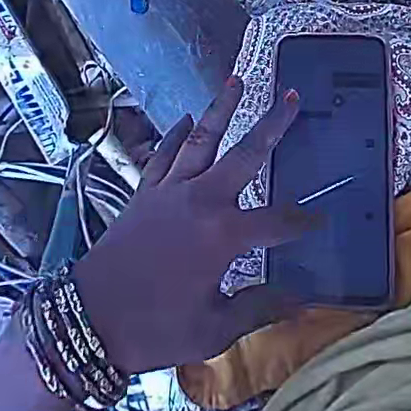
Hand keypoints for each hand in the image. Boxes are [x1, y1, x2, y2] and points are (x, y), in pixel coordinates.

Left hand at [71, 77, 318, 373]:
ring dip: (221, 110)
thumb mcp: (214, 329)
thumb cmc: (154, 328)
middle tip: (292, 97)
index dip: (303, 221)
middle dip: (272, 125)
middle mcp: (200, 201)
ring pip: (202, 141)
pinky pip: (164, 154)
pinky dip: (175, 135)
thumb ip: (259, 308)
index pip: (278, 222)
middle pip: (245, 154)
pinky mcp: (145, 191)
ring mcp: (169, 190)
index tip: (321, 220)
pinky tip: (186, 119)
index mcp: (223, 235)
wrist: (90, 317)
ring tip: (237, 80)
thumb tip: (300, 299)